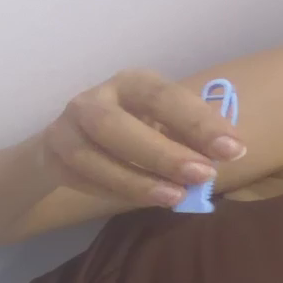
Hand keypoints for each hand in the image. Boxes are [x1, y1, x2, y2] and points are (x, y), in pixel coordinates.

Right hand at [40, 69, 245, 208]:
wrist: (69, 142)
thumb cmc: (131, 128)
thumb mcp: (161, 120)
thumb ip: (187, 133)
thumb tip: (224, 156)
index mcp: (128, 82)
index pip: (163, 97)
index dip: (197, 123)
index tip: (233, 150)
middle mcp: (90, 101)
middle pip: (115, 127)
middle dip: (161, 153)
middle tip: (202, 176)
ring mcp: (62, 130)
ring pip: (90, 158)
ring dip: (134, 180)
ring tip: (174, 198)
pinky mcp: (49, 159)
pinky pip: (78, 179)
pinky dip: (113, 191)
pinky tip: (143, 200)